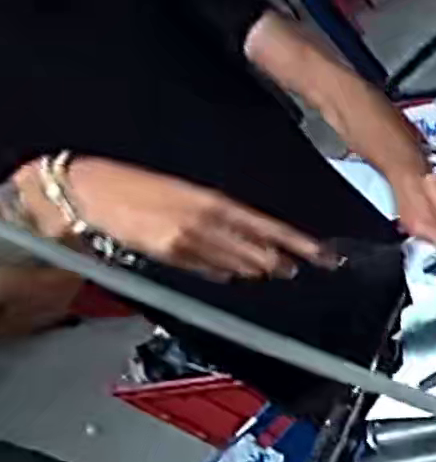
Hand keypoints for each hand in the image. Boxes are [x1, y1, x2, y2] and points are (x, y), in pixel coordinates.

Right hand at [57, 157, 336, 281]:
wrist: (79, 191)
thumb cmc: (137, 188)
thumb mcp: (190, 193)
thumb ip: (231, 217)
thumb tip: (269, 239)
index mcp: (215, 202)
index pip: (273, 229)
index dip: (305, 247)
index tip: (330, 260)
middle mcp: (209, 223)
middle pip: (266, 256)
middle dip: (282, 265)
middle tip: (289, 268)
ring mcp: (192, 241)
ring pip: (246, 268)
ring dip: (255, 270)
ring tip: (250, 264)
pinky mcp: (175, 256)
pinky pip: (216, 273)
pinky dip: (225, 272)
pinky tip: (217, 265)